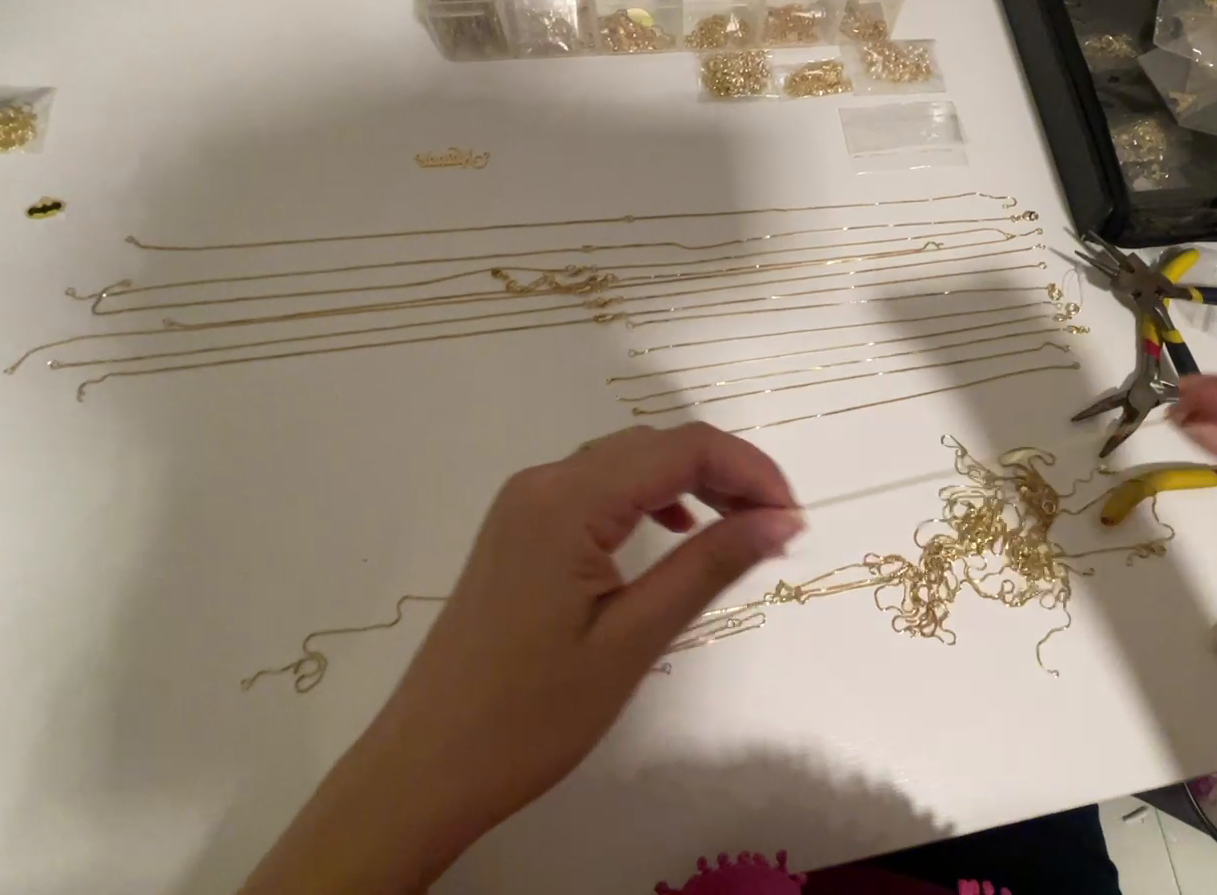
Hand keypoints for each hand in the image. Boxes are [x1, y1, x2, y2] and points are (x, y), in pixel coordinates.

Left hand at [242, 423, 802, 894]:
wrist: (423, 770)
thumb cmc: (529, 715)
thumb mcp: (634, 639)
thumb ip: (710, 565)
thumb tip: (782, 519)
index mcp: (568, 500)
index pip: (683, 449)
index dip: (750, 470)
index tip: (794, 518)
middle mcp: (544, 482)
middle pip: (657, 446)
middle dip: (726, 472)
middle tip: (776, 525)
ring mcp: (526, 503)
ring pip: (629, 462)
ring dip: (691, 482)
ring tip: (738, 526)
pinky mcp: (521, 528)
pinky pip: (600, 488)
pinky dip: (651, 498)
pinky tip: (674, 531)